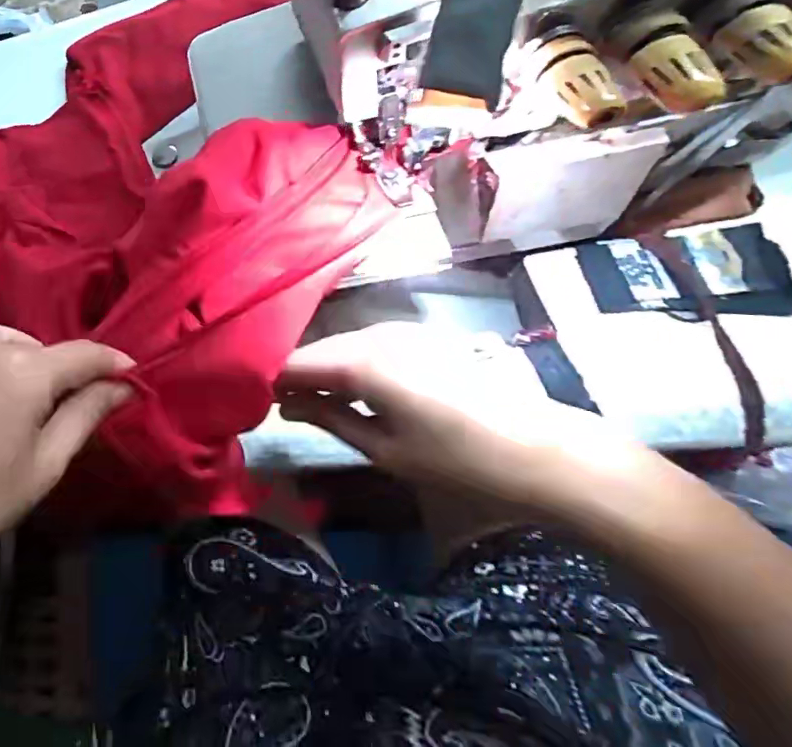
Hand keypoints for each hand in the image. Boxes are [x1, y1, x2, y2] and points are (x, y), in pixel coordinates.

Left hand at [0, 323, 133, 615]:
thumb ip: (86, 414)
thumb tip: (123, 386)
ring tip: (34, 403)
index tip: (133, 376)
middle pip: (46, 350)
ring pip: (13, 343)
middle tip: (75, 410)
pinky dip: (0, 357)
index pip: (83, 354)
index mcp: (25, 369)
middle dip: (68, 373)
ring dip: (32, 363)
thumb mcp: (45, 464)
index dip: (113, 363)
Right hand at [276, 324, 675, 522]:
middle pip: (313, 351)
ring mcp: (397, 331)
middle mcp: (373, 334)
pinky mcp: (416, 337)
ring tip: (303, 402)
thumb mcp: (384, 448)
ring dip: (317, 370)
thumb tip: (284, 405)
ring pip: (338, 347)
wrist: (546, 451)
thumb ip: (328, 419)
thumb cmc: (460, 459)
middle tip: (271, 406)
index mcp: (359, 361)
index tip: (245, 398)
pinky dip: (344, 366)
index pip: (292, 363)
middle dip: (289, 375)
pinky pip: (363, 347)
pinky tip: (344, 392)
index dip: (265, 380)